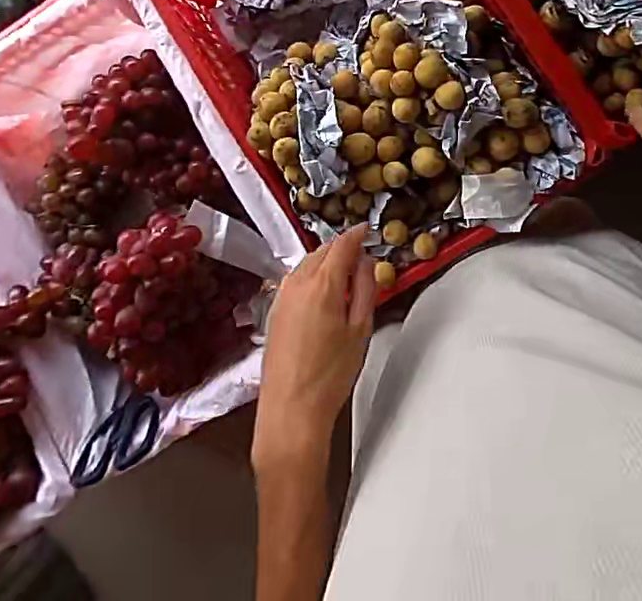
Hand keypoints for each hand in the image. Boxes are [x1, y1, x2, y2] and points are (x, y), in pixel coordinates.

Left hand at [253, 227, 377, 472]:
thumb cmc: (327, 377)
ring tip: (347, 277)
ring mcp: (282, 297)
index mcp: (323, 285)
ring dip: (327, 261)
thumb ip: (367, 288)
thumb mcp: (361, 328)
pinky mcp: (275, 311)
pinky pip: (296, 279)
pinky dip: (313, 276)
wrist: (290, 411)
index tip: (367, 230)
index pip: (343, 244)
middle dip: (344, 247)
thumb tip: (366, 264)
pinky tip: (326, 294)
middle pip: (324, 249)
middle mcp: (298, 284)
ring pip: (308, 262)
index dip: (358, 233)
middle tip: (363, 255)